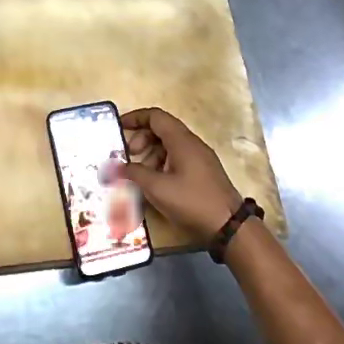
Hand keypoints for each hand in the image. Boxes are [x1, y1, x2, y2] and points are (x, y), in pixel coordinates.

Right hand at [118, 107, 243, 241]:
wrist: (230, 226)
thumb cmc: (192, 201)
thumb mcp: (157, 188)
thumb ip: (133, 174)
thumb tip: (113, 167)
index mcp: (182, 141)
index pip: (156, 117)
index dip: (135, 118)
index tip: (119, 127)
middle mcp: (192, 144)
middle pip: (162, 130)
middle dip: (142, 140)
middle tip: (130, 156)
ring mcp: (200, 158)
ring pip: (170, 146)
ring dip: (151, 155)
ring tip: (141, 175)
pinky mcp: (204, 173)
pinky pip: (178, 159)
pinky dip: (162, 165)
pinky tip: (157, 184)